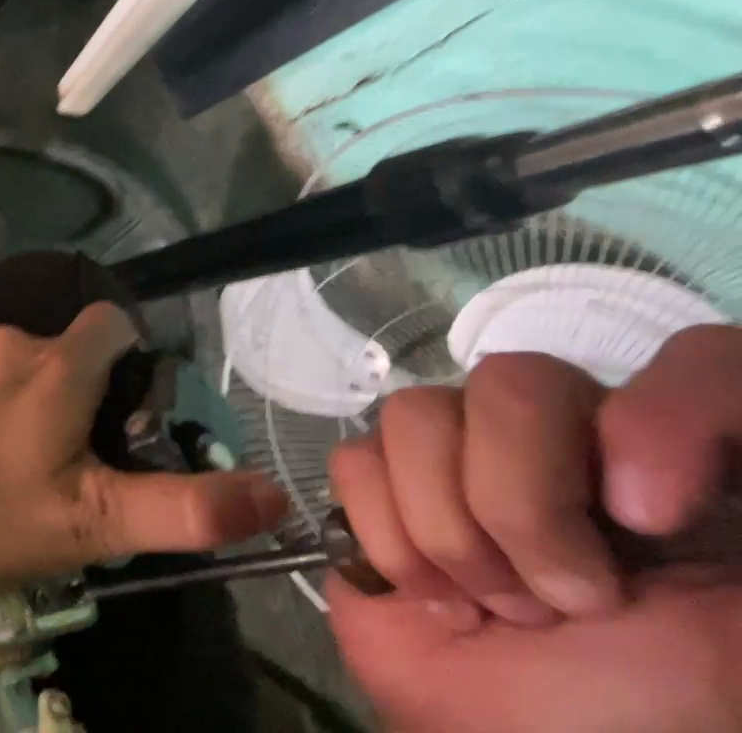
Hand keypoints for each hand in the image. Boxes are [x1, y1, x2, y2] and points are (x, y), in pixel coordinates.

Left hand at [0, 303, 288, 587]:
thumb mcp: (95, 523)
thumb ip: (187, 509)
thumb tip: (277, 493)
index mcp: (57, 367)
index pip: (110, 324)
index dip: (125, 355)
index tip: (116, 402)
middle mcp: (5, 338)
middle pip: (54, 347)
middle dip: (64, 385)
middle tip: (53, 450)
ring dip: (7, 387)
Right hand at [327, 325, 741, 732]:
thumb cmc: (658, 711)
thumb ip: (734, 522)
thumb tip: (636, 463)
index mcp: (670, 463)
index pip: (698, 360)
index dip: (667, 411)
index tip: (646, 517)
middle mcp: (566, 444)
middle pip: (515, 380)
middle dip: (522, 505)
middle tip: (562, 600)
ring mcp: (457, 461)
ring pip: (415, 415)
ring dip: (452, 534)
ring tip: (492, 604)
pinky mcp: (374, 490)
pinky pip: (354, 463)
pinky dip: (389, 540)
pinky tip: (431, 593)